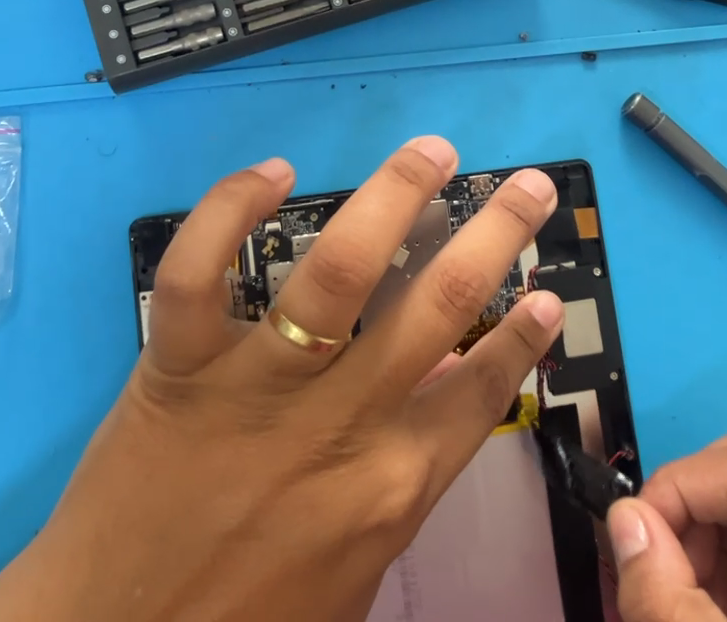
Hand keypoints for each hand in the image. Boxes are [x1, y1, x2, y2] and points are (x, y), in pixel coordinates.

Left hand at [0, 138, 565, 621]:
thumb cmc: (248, 611)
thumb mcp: (355, 560)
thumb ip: (401, 476)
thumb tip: (437, 390)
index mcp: (393, 482)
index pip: (482, 391)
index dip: (522, 337)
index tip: (548, 292)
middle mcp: (340, 423)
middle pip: (438, 310)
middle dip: (494, 235)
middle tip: (527, 185)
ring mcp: (256, 387)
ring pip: (339, 273)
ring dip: (394, 198)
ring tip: (431, 151)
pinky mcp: (177, 367)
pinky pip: (199, 275)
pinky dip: (230, 211)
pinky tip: (274, 172)